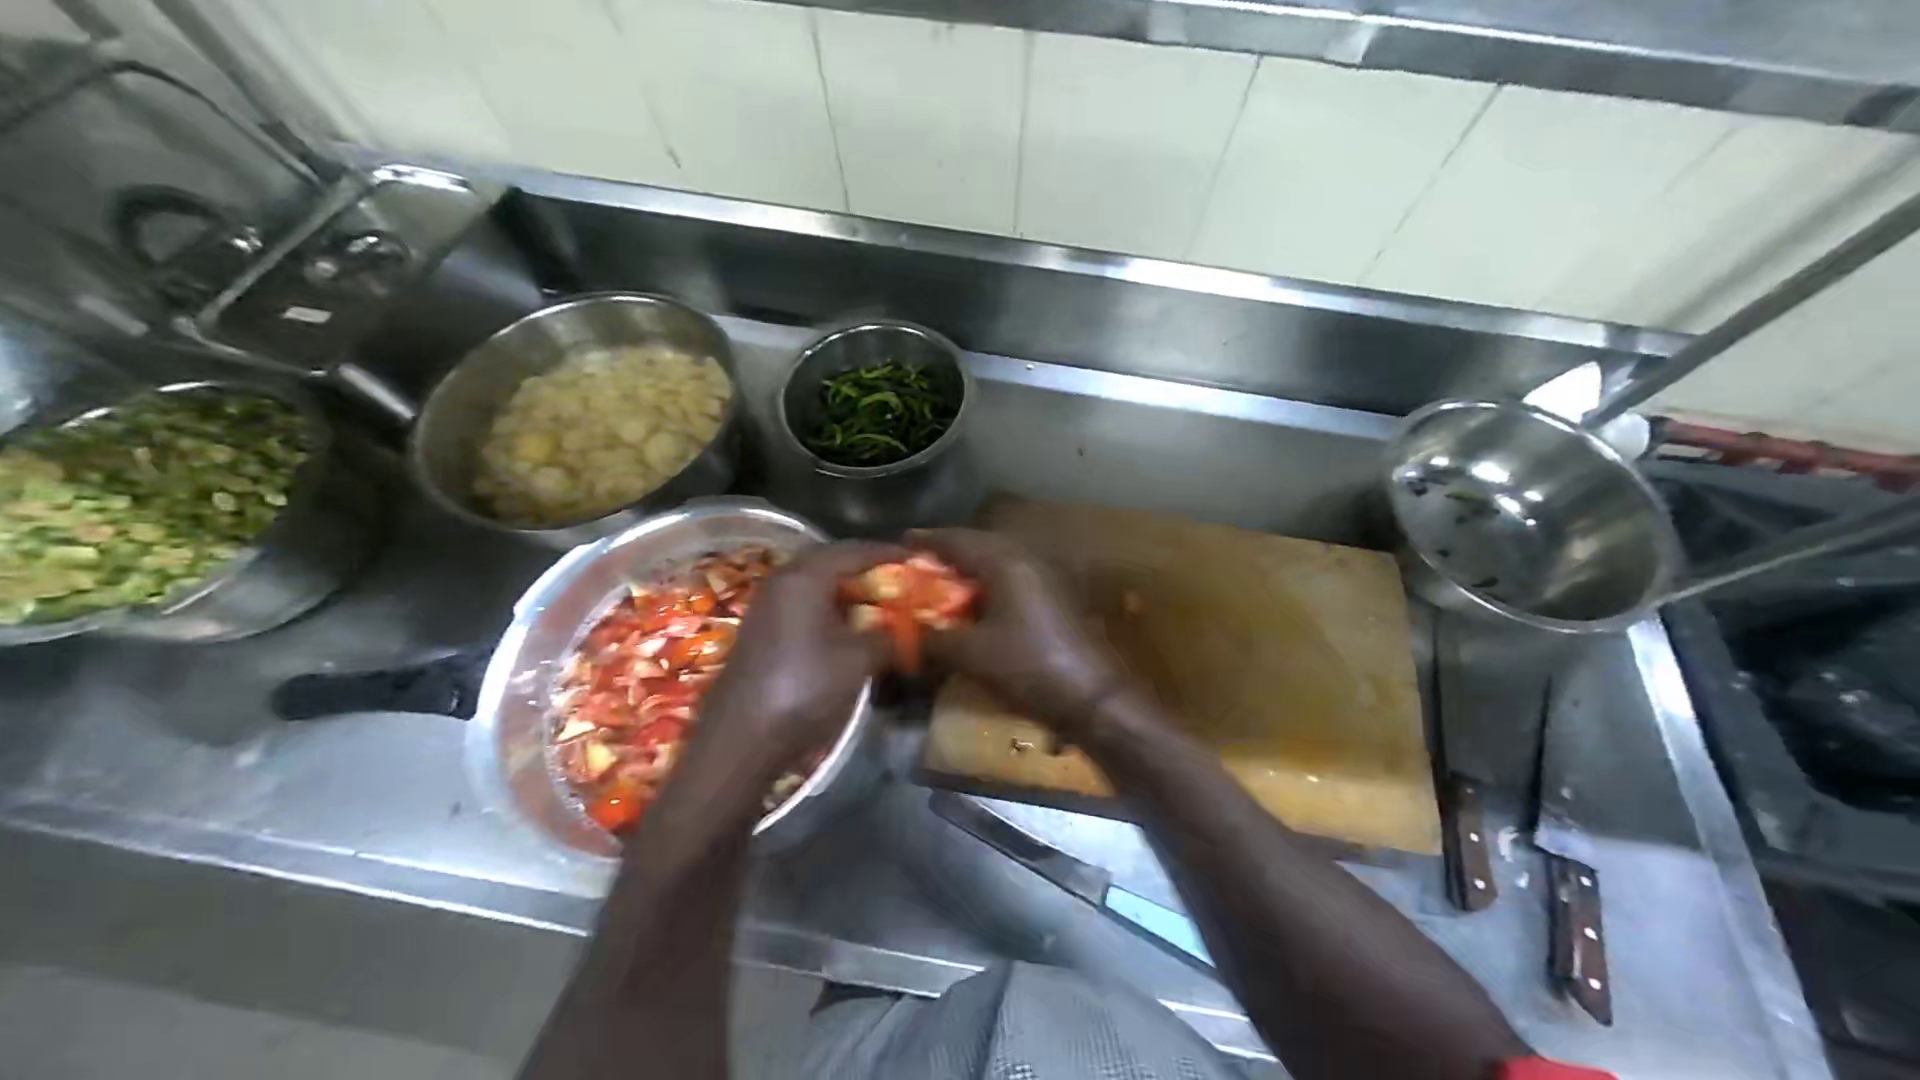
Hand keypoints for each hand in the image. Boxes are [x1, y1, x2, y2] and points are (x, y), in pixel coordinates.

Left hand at [692, 540, 904, 774]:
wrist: (743, 735)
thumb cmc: (805, 686)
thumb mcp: (859, 659)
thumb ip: (888, 635)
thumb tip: (910, 630)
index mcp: (805, 576)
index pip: (853, 550)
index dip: (886, 553)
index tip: (913, 559)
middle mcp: (782, 580)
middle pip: (831, 562)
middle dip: (865, 570)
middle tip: (897, 580)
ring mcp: (767, 605)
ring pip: (815, 584)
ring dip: (846, 590)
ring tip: (877, 603)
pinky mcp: (762, 629)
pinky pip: (802, 604)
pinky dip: (828, 607)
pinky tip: (846, 627)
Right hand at [908, 528, 1130, 737]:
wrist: (1095, 697)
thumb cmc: (1029, 667)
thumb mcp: (971, 654)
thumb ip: (932, 638)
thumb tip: (901, 634)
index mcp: (1006, 561)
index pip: (957, 539)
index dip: (927, 541)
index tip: (900, 543)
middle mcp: (1029, 558)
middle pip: (979, 546)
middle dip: (948, 554)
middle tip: (918, 565)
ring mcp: (1049, 576)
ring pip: (999, 562)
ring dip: (970, 571)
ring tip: (942, 583)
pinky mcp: (1058, 596)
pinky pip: (1014, 579)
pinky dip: (990, 586)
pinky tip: (977, 605)